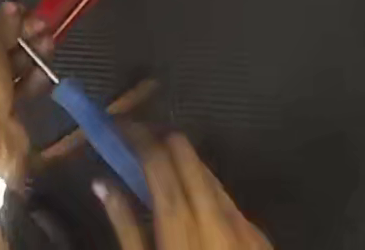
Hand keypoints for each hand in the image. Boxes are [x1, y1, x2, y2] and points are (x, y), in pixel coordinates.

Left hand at [0, 0, 50, 180]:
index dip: (3, 18)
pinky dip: (33, 77)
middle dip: (21, 34)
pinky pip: (21, 86)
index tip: (25, 11)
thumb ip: (2, 27)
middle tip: (44, 25)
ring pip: (13, 65)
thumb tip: (12, 3)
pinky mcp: (8, 108)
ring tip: (50, 41)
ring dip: (31, 52)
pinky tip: (46, 69)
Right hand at [95, 133, 270, 249]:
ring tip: (163, 170)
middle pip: (185, 154)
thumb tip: (101, 183)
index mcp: (180, 224)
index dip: (135, 134)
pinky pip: (229, 200)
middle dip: (159, 139)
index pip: (156, 157)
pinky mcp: (263, 243)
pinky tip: (197, 205)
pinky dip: (207, 188)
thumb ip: (124, 226)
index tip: (117, 126)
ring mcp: (244, 228)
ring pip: (208, 173)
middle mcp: (214, 216)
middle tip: (137, 141)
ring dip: (183, 162)